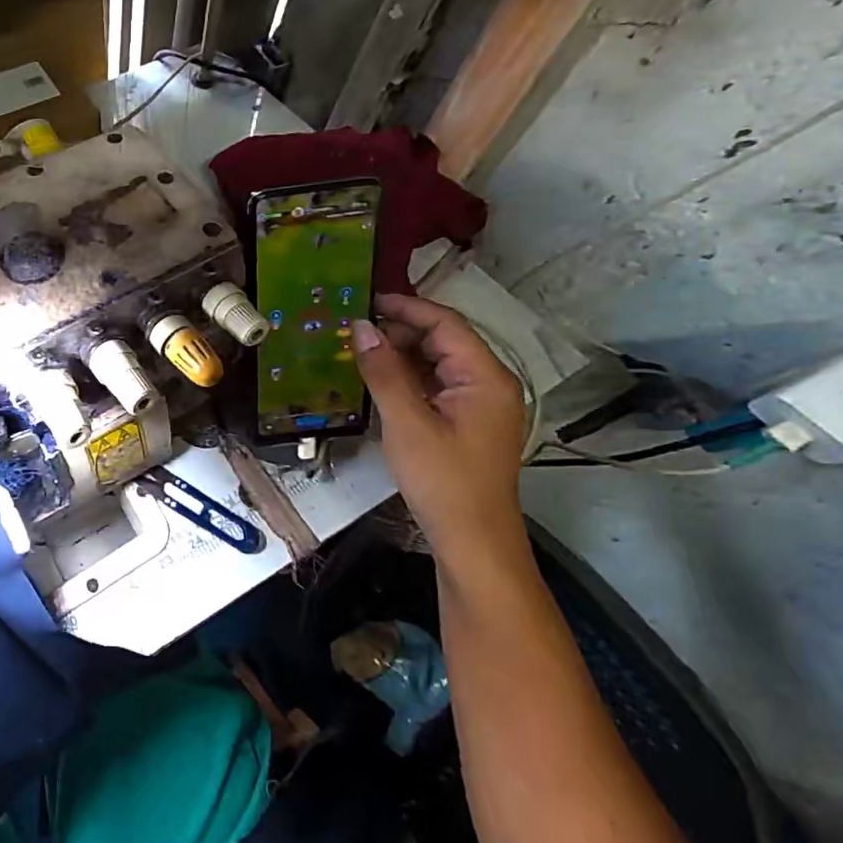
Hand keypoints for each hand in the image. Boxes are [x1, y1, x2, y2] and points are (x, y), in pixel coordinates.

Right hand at [352, 294, 526, 545]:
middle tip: (353, 333)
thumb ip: (384, 371)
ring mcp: (479, 405)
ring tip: (358, 354)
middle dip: (399, 333)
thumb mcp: (407, 423)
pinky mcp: (467, 423)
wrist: (473, 542)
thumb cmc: (444, 481)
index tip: (365, 300)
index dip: (405, 308)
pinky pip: (436, 386)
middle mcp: (489, 383)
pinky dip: (408, 379)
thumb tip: (360, 327)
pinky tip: (378, 383)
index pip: (446, 324)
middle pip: (443, 341)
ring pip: (437, 364)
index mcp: (485, 377)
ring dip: (400, 356)